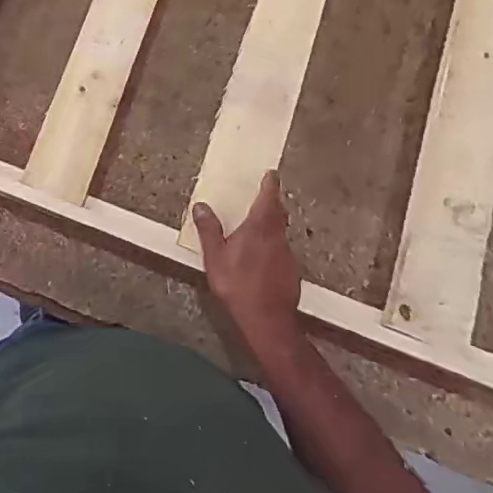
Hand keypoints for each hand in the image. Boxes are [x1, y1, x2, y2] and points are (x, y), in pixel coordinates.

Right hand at [193, 171, 302, 342]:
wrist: (267, 318)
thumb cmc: (238, 285)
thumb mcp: (215, 257)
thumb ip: (209, 230)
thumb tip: (201, 207)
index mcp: (259, 228)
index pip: (268, 198)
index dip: (270, 184)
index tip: (270, 174)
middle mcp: (277, 236)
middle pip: (279, 212)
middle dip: (272, 201)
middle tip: (264, 195)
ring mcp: (287, 253)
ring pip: (281, 231)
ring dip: (272, 223)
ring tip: (257, 224)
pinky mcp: (291, 269)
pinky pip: (281, 248)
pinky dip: (272, 243)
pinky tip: (260, 255)